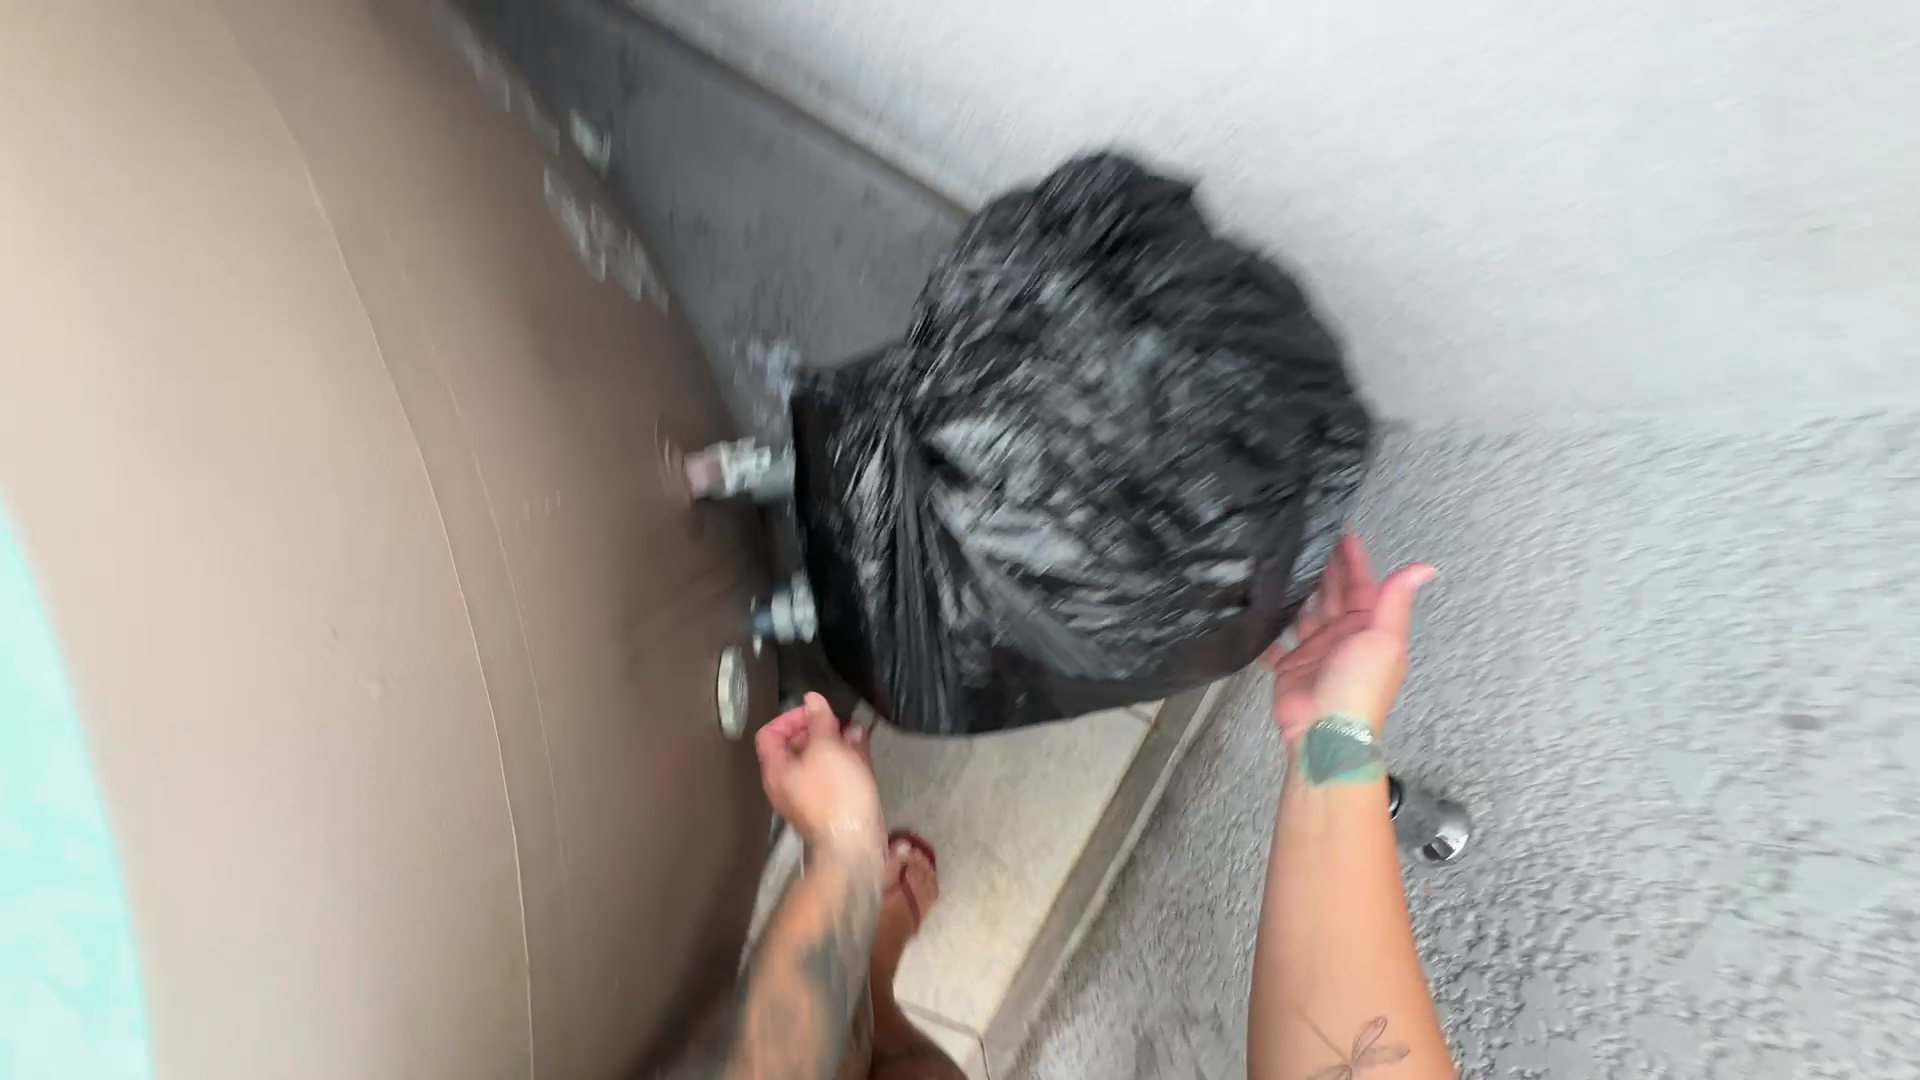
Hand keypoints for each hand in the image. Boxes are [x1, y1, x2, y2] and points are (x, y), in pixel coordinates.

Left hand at [754, 692, 884, 858]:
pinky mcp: (831, 803)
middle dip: (818, 727)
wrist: (854, 844)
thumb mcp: (826, 748)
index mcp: (777, 770)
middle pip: (795, 745)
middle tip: (838, 720)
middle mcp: (788, 783)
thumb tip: (812, 698)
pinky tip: (861, 748)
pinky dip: (845, 758)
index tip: (815, 711)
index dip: (790, 717)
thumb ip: (819, 720)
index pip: (770, 733)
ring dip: (836, 741)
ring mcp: (810, 795)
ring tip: (854, 731)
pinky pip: (834, 774)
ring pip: (818, 759)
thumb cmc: (835, 793)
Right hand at [1263, 534, 1434, 746]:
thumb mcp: (1383, 638)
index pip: (1360, 585)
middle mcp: (1342, 636)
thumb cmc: (1358, 683)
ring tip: (1280, 569)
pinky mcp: (1290, 665)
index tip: (1341, 532)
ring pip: (1305, 614)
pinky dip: (1268, 630)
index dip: (1352, 560)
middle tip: (1307, 541)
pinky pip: (1277, 642)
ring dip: (1297, 593)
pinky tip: (1256, 611)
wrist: (1325, 728)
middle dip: (1324, 569)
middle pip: (1332, 596)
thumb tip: (1425, 567)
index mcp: (1368, 628)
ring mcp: (1315, 651)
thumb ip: (1394, 600)